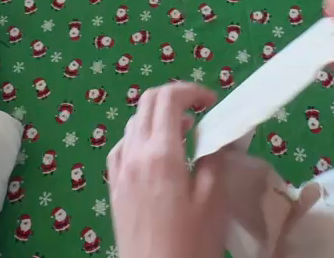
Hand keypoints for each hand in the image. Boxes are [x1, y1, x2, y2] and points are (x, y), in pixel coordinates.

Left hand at [108, 82, 222, 257]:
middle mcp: (135, 152)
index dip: (192, 91)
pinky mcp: (114, 187)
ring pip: (135, 121)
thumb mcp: (213, 203)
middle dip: (175, 97)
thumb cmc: (189, 246)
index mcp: (161, 152)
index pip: (169, 98)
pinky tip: (156, 156)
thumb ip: (216, 160)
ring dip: (158, 117)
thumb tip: (219, 135)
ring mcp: (120, 169)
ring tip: (183, 136)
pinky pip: (123, 146)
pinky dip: (141, 137)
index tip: (212, 102)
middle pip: (148, 102)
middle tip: (199, 112)